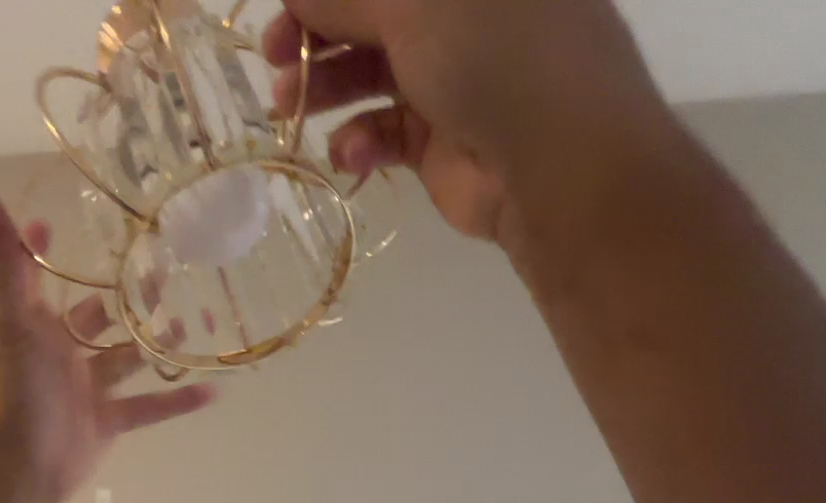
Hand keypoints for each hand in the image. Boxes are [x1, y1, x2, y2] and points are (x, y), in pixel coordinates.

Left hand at [0, 186, 215, 502]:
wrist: (19, 465)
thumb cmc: (13, 386)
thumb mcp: (6, 314)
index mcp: (31, 323)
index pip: (34, 276)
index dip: (40, 250)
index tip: (55, 219)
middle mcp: (57, 351)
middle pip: (95, 315)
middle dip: (125, 295)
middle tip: (165, 267)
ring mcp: (84, 388)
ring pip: (126, 358)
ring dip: (156, 341)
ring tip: (191, 319)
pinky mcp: (105, 421)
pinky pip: (146, 407)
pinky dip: (176, 401)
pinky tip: (212, 389)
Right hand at [264, 0, 677, 244]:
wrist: (552, 163)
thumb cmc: (494, 54)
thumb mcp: (413, 3)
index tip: (283, 9)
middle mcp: (461, 13)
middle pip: (370, 16)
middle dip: (316, 36)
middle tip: (273, 59)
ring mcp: (451, 76)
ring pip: (370, 75)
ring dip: (325, 90)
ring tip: (289, 111)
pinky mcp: (439, 138)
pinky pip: (384, 132)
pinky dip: (360, 141)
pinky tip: (350, 153)